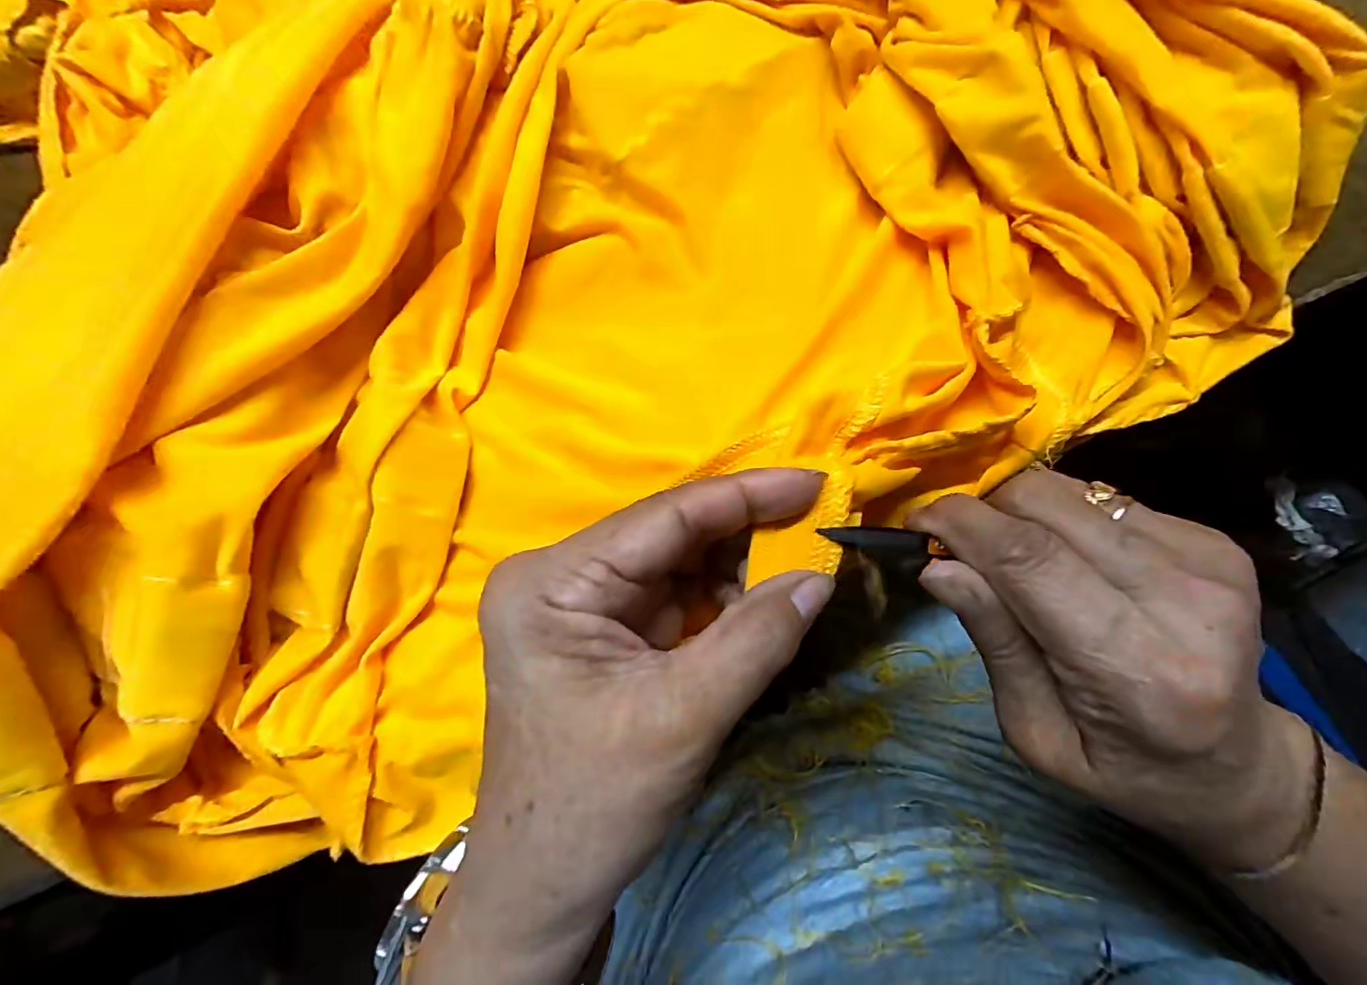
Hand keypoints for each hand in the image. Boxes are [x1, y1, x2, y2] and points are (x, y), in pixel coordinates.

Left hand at [415, 469, 833, 983]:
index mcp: (556, 582)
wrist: (547, 885)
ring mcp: (586, 603)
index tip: (815, 481)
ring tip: (801, 569)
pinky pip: (683, 594)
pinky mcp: (610, 629)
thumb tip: (819, 576)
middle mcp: (565, 576)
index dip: (749, 495)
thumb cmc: (597, 801)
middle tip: (819, 525)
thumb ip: (757, 638)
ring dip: (745, 566)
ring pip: (685, 561)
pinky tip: (768, 603)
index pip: (668, 515)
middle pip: (677, 533)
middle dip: (750, 532)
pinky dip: (730, 598)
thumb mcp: (686, 715)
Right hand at [908, 468, 1315, 872]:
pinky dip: (1067, 518)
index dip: (965, 525)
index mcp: (1138, 672)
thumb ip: (995, 641)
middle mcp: (1183, 602)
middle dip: (985, 510)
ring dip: (1023, 511)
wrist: (1240, 766)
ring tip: (1014, 553)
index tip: (918, 521)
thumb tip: (938, 566)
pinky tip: (1070, 557)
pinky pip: (1108, 499)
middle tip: (959, 544)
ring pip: (1075, 491)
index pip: (1032, 561)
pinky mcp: (1216, 540)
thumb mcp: (1039, 733)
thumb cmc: (1127, 770)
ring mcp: (1208, 562)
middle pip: (1049, 507)